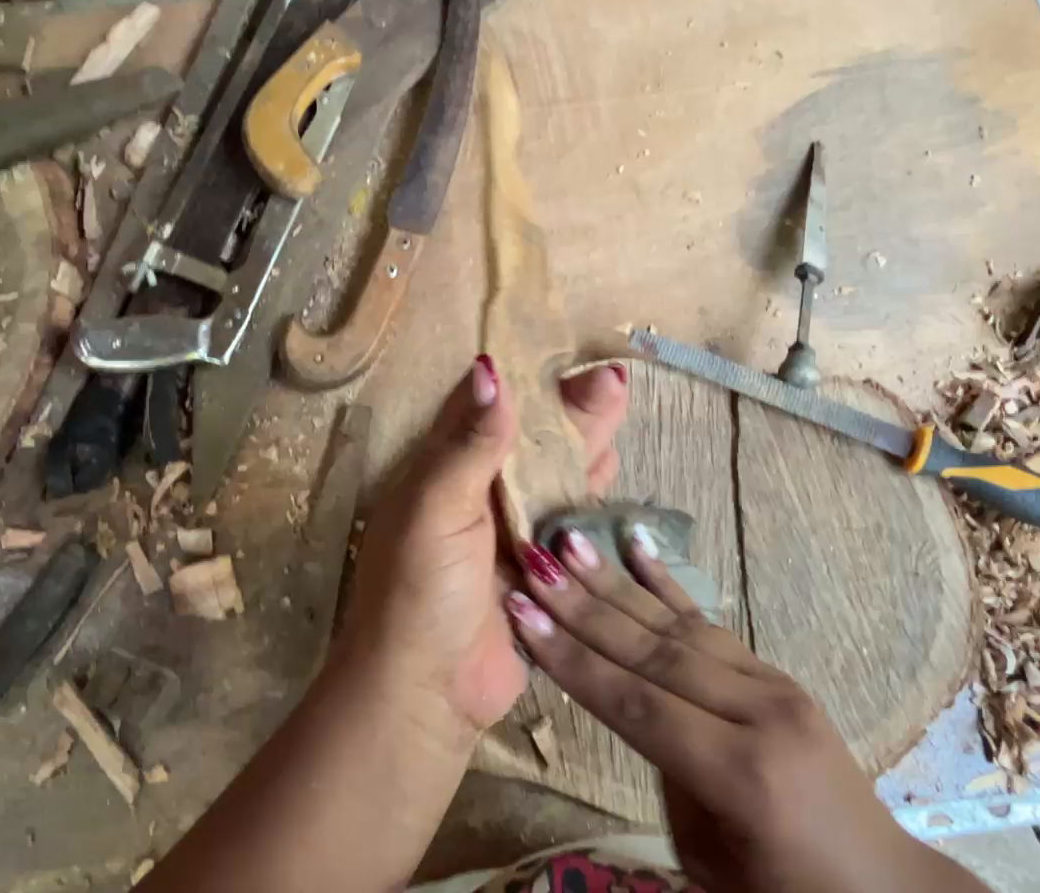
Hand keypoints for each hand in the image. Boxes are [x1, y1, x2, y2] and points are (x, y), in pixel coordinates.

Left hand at [337, 356, 630, 737]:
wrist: (426, 691)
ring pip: (552, 477)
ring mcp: (506, 533)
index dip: (518, 377)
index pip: (483, 408)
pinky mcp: (534, 570)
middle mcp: (475, 494)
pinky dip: (589, 497)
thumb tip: (489, 367)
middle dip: (567, 409)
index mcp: (442, 472)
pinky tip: (613, 473)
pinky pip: (567, 523)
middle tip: (612, 377)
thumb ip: (469, 444)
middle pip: (527, 440)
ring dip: (583, 445)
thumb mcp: (437, 510)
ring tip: (619, 405)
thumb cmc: (420, 593)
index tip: (560, 348)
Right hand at [506, 535, 990, 892]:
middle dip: (582, 607)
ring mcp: (773, 684)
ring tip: (570, 542)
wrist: (876, 883)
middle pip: (652, 651)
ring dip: (615, 582)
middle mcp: (757, 713)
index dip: (573, 658)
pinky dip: (666, 584)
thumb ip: (664, 773)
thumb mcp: (707, 857)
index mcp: (738, 773)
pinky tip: (638, 547)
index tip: (520, 612)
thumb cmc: (781, 889)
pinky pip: (709, 623)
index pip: (636, 703)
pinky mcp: (775, 672)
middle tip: (532, 563)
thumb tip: (625, 702)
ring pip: (676, 626)